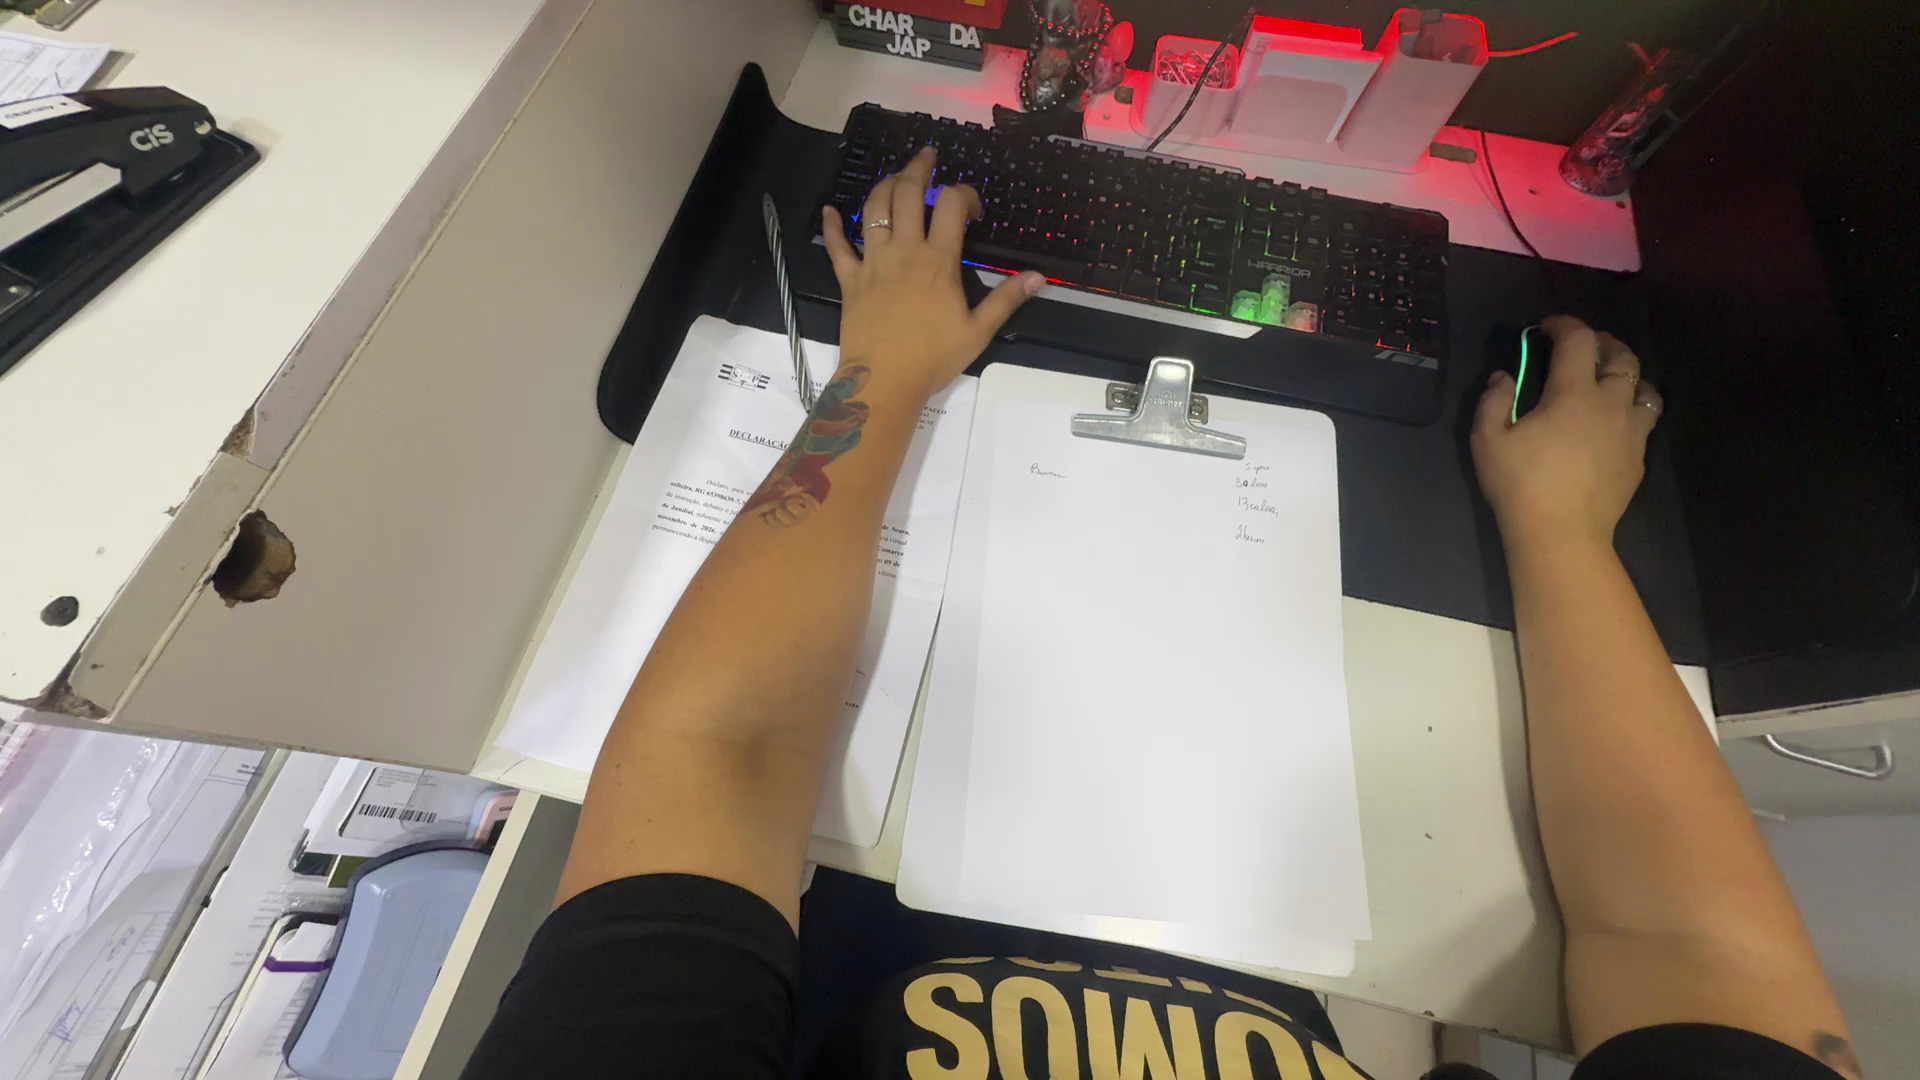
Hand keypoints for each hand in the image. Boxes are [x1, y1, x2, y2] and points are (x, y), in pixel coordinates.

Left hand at [822, 147, 1042, 398]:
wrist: (885, 381)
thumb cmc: (933, 358)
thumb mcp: (978, 331)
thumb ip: (1006, 300)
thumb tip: (1037, 277)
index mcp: (938, 261)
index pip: (951, 205)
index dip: (964, 194)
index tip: (972, 207)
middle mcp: (904, 251)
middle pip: (907, 193)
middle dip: (919, 169)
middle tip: (927, 157)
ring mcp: (873, 262)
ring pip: (874, 209)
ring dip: (884, 185)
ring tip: (894, 177)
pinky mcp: (850, 280)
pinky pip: (838, 247)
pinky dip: (833, 226)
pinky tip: (830, 211)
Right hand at [1471, 316, 1662, 552]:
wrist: (1561, 530)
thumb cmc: (1518, 482)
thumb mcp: (1487, 440)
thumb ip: (1494, 401)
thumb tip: (1505, 377)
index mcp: (1572, 394)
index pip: (1577, 342)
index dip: (1564, 325)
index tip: (1546, 326)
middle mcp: (1611, 402)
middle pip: (1621, 357)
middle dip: (1602, 342)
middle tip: (1583, 345)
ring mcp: (1631, 429)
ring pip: (1643, 385)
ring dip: (1625, 372)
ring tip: (1608, 377)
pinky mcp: (1638, 453)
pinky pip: (1644, 416)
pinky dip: (1630, 404)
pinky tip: (1612, 417)